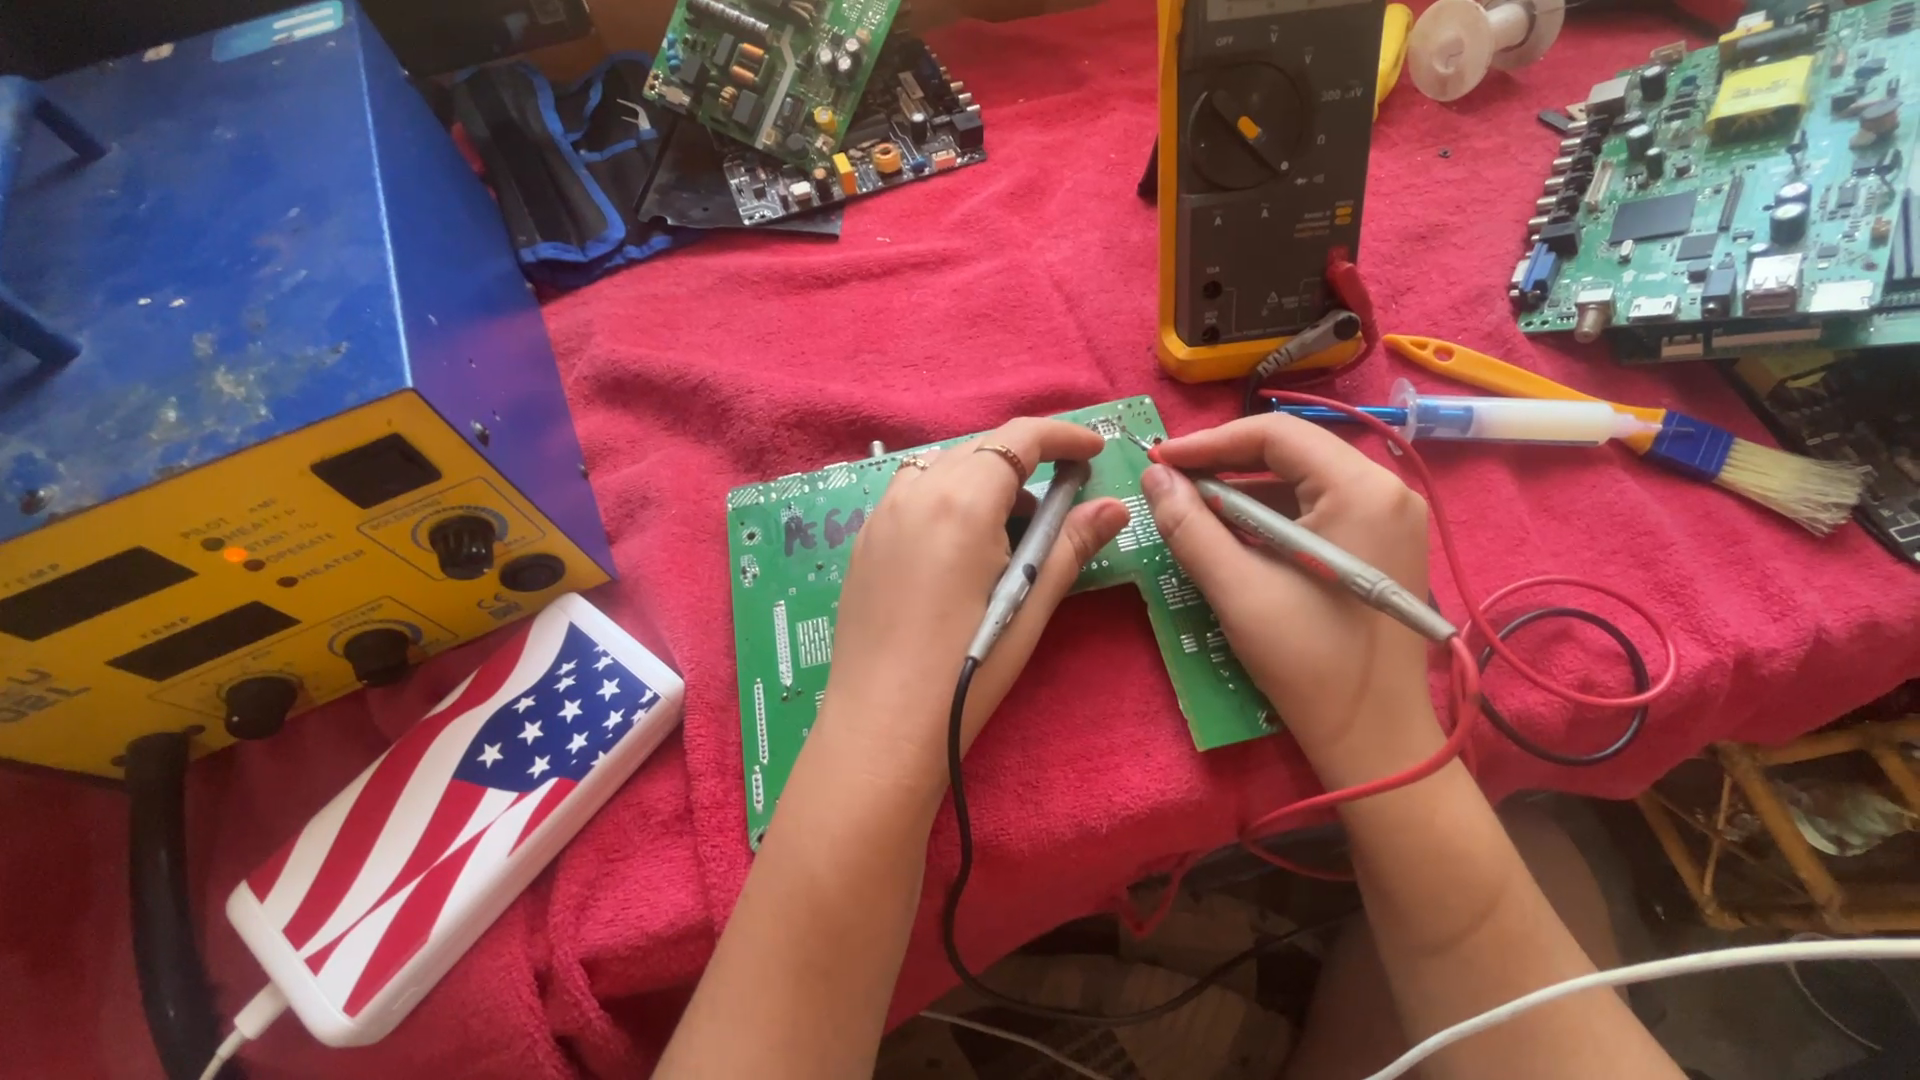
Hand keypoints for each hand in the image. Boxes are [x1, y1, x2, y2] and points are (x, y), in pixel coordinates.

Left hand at [814, 419, 1129, 806]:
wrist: (881, 726)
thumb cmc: (967, 671)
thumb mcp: (1029, 605)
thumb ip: (1070, 545)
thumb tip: (1115, 507)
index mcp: (960, 501)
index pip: (1019, 438)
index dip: (1063, 436)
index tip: (1093, 451)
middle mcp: (914, 493)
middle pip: (980, 450)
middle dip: (1025, 465)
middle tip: (1056, 512)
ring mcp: (881, 516)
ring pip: (942, 469)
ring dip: (982, 483)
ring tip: (1006, 540)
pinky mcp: (864, 543)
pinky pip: (912, 496)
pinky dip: (946, 502)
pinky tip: (960, 555)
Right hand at [1141, 415, 1435, 780]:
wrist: (1374, 736)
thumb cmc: (1310, 662)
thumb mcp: (1239, 590)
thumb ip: (1190, 527)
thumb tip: (1154, 476)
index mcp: (1362, 490)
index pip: (1276, 433)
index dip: (1209, 442)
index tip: (1158, 460)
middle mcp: (1385, 490)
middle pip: (1291, 451)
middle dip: (1223, 465)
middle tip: (1169, 483)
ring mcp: (1389, 517)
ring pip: (1300, 480)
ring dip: (1242, 491)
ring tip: (1191, 509)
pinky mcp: (1379, 543)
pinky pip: (1314, 508)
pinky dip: (1267, 515)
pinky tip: (1231, 535)